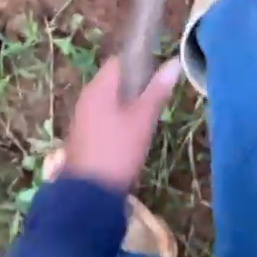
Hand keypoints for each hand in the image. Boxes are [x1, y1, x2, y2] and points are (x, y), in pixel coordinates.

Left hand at [60, 56, 181, 191]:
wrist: (87, 196)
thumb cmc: (118, 151)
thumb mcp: (143, 119)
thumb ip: (157, 90)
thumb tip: (174, 62)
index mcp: (99, 86)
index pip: (119, 60)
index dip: (140, 62)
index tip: (158, 74)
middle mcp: (87, 96)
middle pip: (114, 80)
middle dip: (136, 86)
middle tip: (156, 99)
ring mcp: (83, 116)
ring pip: (110, 99)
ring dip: (128, 104)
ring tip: (147, 118)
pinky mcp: (82, 135)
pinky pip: (103, 116)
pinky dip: (118, 118)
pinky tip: (131, 134)